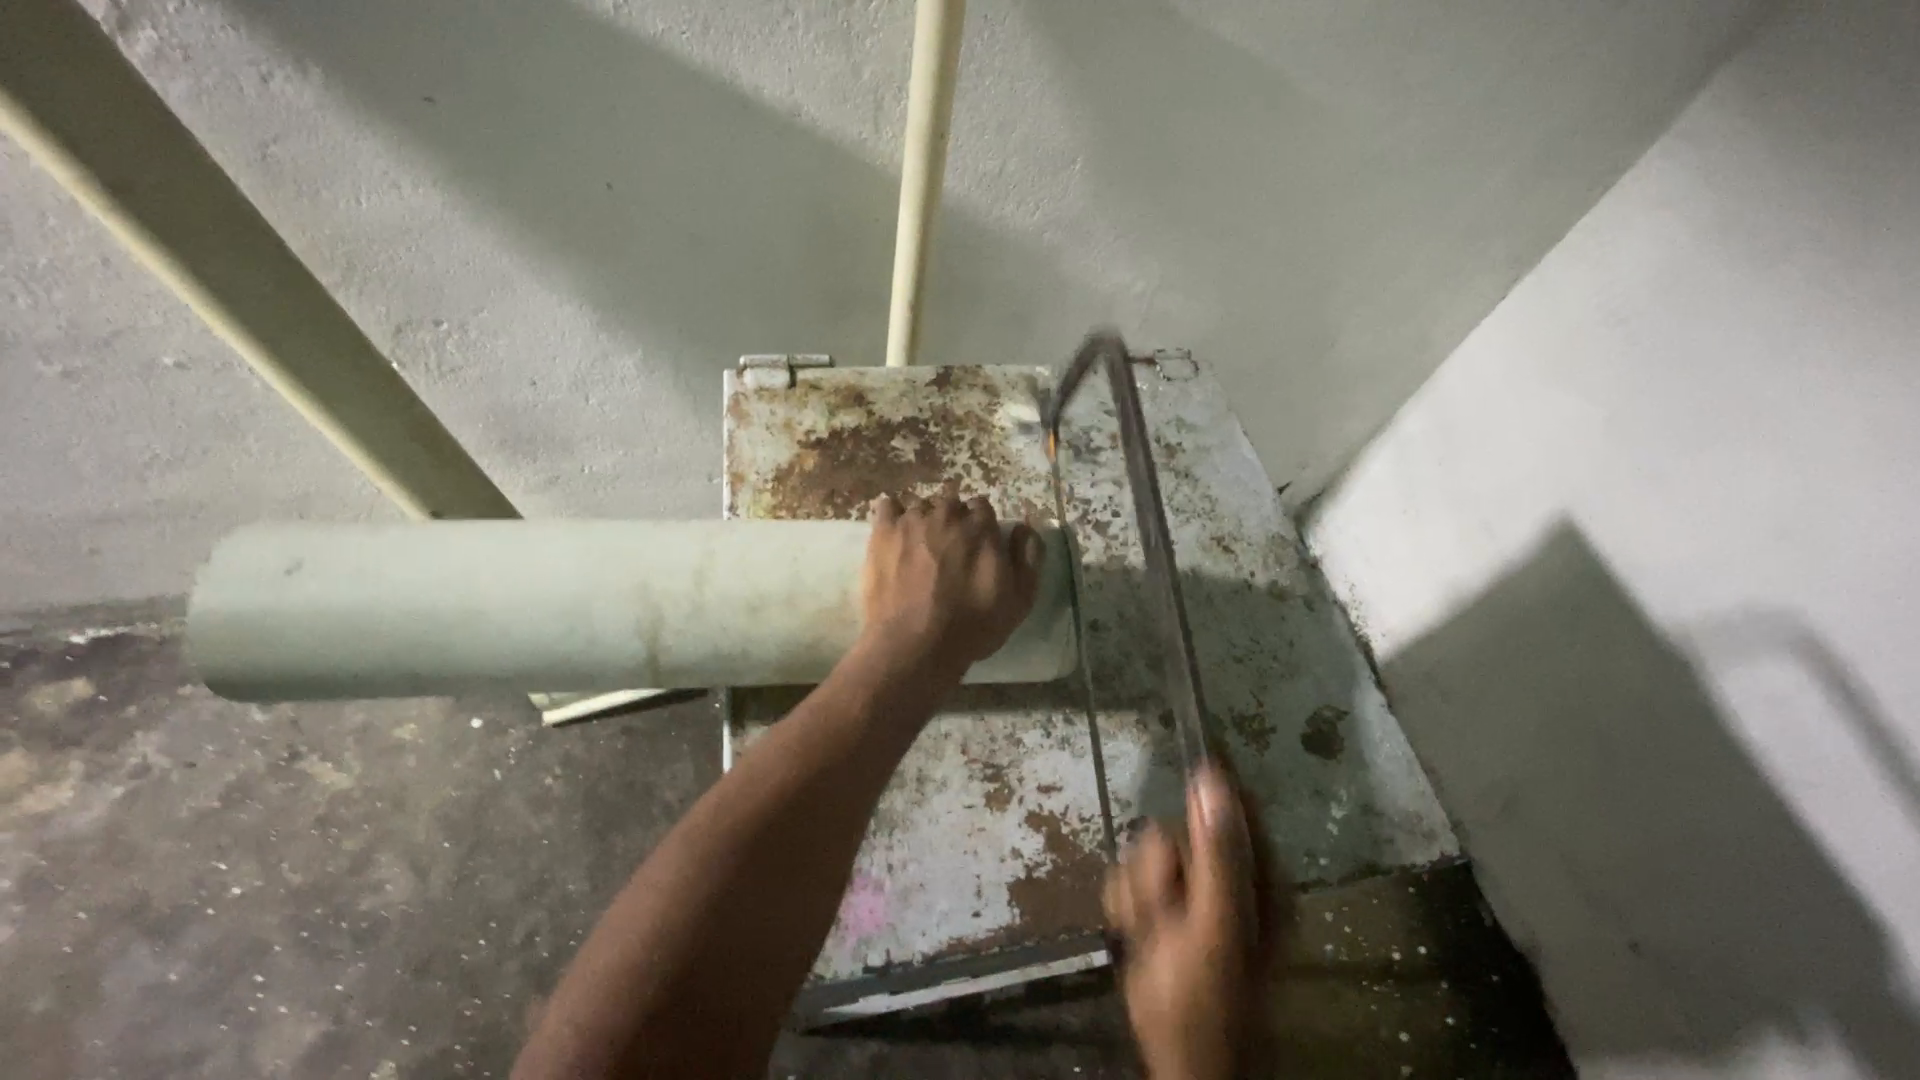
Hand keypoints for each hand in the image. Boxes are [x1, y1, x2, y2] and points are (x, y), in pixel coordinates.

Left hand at [860, 492, 1043, 671]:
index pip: (982, 506)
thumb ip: (1028, 557)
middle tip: (948, 550)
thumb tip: (1024, 526)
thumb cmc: (972, 626)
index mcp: (981, 527)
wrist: (915, 644)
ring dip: (923, 519)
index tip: (975, 546)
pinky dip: (893, 515)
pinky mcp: (883, 532)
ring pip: (920, 504)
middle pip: (951, 503)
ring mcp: (912, 520)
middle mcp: (948, 514)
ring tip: (919, 546)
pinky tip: (895, 535)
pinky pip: (888, 506)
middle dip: (951, 520)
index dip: (979, 525)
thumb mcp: (1020, 600)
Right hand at [1106, 765, 1279, 1079]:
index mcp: (1258, 878)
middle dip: (1160, 865)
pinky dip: (1125, 905)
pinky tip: (1136, 934)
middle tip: (1168, 905)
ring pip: (1146, 854)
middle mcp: (1226, 879)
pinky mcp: (1158, 911)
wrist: (1179, 1056)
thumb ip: (1220, 854)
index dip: (1212, 784)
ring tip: (1152, 931)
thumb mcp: (1219, 925)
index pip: (1235, 807)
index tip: (1193, 759)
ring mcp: (1189, 896)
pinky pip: (1127, 880)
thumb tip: (1213, 780)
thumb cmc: (1209, 998)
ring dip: (1140, 891)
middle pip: (1177, 831)